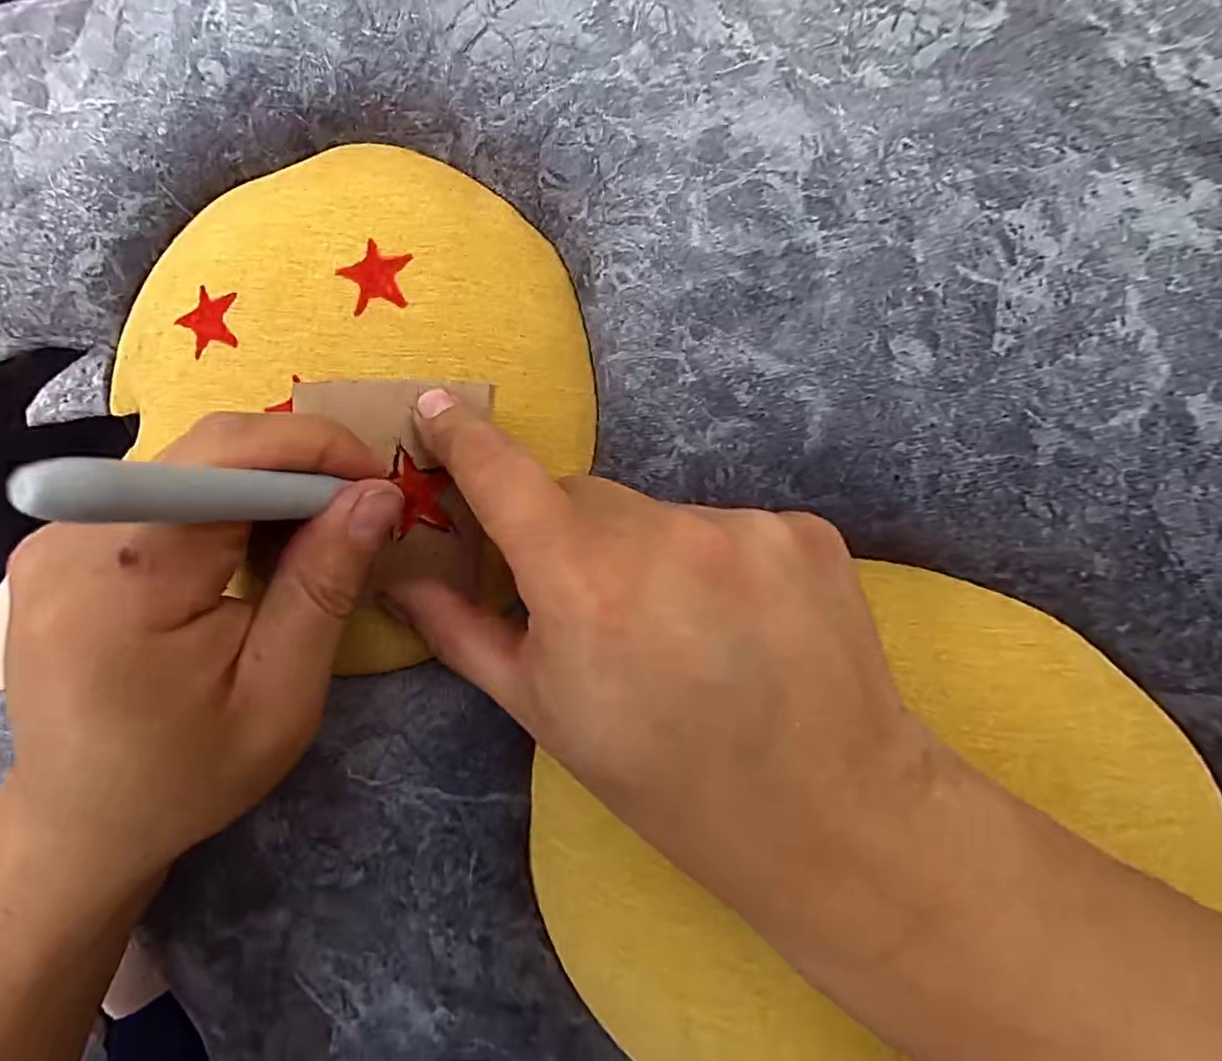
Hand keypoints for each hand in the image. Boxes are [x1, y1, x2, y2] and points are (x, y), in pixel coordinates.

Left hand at [2, 412, 404, 879]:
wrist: (81, 825)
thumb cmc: (186, 776)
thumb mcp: (280, 693)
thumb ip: (325, 585)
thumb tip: (376, 495)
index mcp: (128, 574)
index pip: (230, 456)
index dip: (314, 448)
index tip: (376, 482)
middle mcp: (73, 533)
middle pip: (206, 452)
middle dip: (294, 467)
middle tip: (352, 510)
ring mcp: (57, 535)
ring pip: (186, 468)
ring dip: (260, 487)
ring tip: (308, 536)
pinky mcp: (59, 545)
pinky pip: (159, 495)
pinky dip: (220, 507)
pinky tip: (246, 552)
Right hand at [382, 390, 939, 908]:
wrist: (823, 814)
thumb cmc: (653, 772)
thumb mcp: (538, 707)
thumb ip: (459, 629)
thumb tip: (398, 578)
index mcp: (583, 583)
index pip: (504, 478)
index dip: (463, 437)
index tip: (438, 408)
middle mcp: (663, 536)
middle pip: (581, 498)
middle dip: (563, 534)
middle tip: (586, 604)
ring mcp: (743, 528)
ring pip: (652, 513)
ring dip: (639, 550)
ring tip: (671, 625)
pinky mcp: (803, 531)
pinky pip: (720, 524)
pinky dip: (706, 558)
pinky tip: (731, 619)